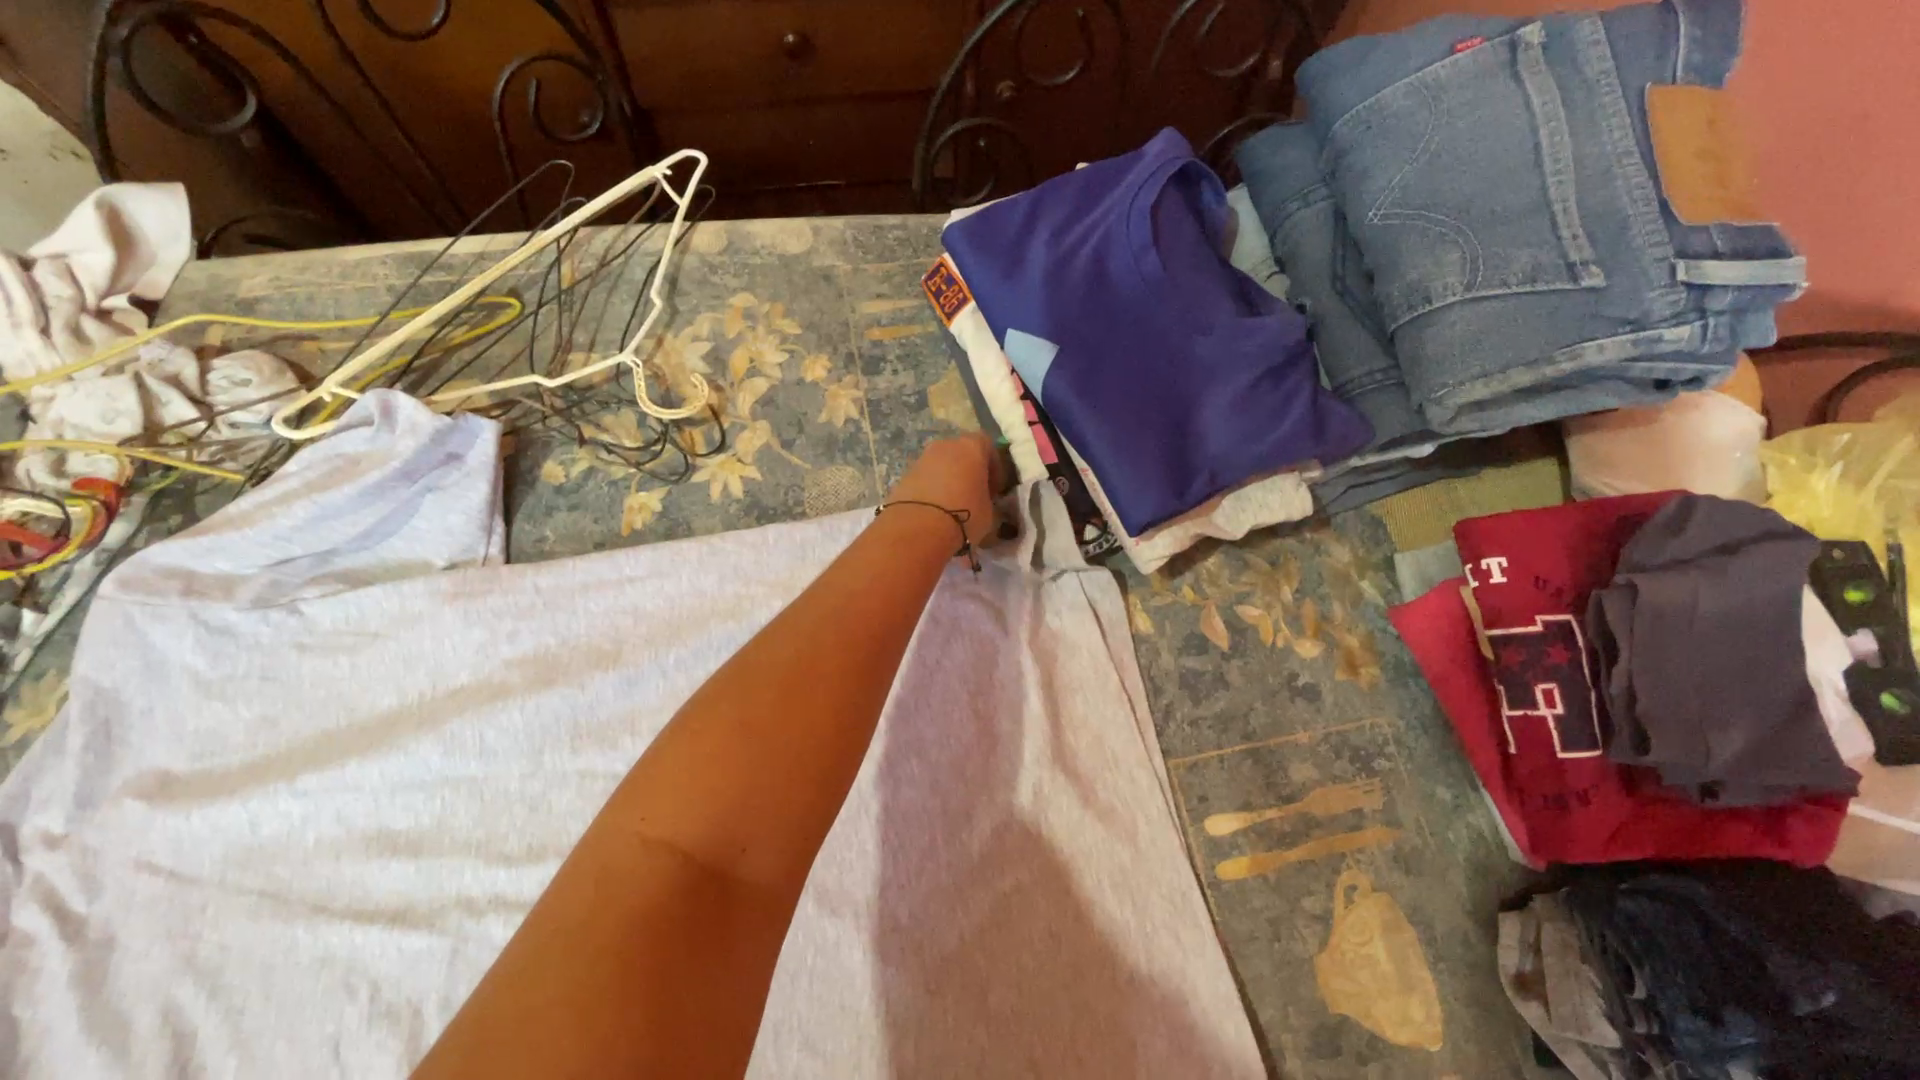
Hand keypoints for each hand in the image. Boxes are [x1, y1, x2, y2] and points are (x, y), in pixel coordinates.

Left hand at [885, 434, 1007, 548]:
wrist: (919, 527)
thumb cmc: (965, 514)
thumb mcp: (990, 512)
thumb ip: (988, 501)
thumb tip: (983, 504)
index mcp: (971, 447)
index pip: (988, 445)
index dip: (994, 467)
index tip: (995, 489)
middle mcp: (945, 446)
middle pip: (961, 452)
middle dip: (968, 472)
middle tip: (974, 495)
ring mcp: (921, 459)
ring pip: (940, 466)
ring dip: (948, 481)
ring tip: (953, 507)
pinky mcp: (904, 476)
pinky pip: (924, 480)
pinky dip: (931, 491)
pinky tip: (934, 513)